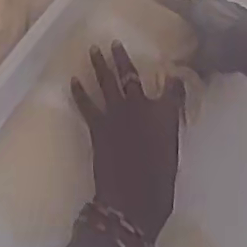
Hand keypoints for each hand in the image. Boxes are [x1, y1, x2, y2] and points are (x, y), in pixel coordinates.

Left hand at [70, 42, 184, 240]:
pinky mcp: (98, 126)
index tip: (172, 72)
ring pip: (107, 82)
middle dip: (122, 58)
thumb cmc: (160, 182)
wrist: (133, 203)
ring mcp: (116, 114)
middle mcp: (140, 106)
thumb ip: (168, 126)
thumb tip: (166, 112)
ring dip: (99, 65)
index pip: (172, 89)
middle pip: (130, 75)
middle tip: (115, 42)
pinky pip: (87, 104)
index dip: (172, 81)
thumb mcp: (172, 151)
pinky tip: (73, 80)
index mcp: (164, 113)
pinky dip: (79, 92)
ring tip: (94, 49)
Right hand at [144, 0, 246, 78]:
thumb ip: (188, 62)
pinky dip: (225, 18)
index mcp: (196, 10)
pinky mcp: (244, 12)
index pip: (171, 0)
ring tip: (211, 29)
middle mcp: (211, 2)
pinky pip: (229, 10)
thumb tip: (173, 66)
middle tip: (191, 16)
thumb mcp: (204, 61)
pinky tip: (228, 35)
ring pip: (215, 1)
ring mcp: (229, 4)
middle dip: (194, 0)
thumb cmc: (227, 51)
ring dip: (211, 10)